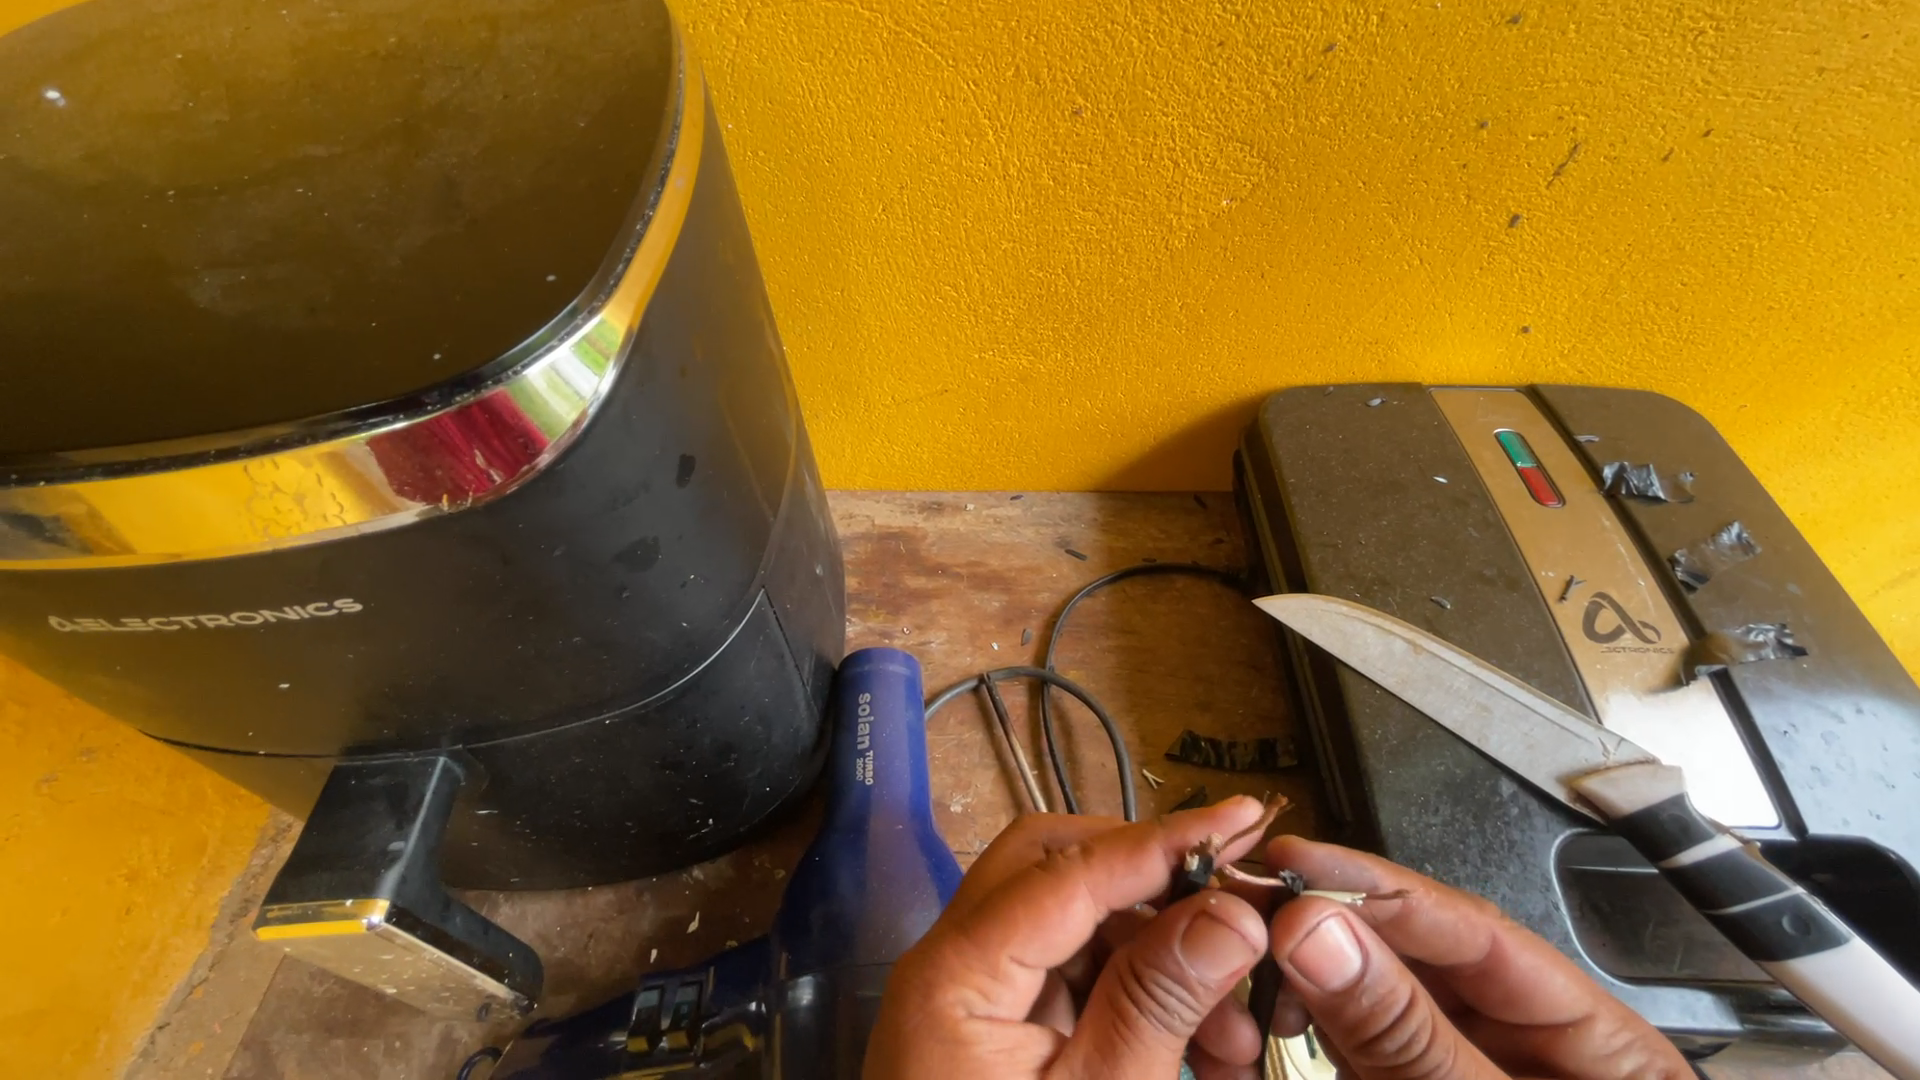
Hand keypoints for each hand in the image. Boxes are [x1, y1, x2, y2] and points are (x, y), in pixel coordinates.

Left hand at [865, 797, 1275, 1079]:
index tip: (1242, 816)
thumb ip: (1157, 1003)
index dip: (1160, 842)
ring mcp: (971, 981)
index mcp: (957, 969)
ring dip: (1151, 940)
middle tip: (1225, 897)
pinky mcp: (993, 1012)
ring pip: (1065, 912)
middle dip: (1142, 871)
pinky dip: (1131, 980)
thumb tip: (1233, 913)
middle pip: (1049, 863)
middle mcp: (954, 953)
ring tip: (1236, 1013)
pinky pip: (1066, 965)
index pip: (1068, 871)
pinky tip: (1196, 1030)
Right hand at [1263, 836, 1693, 1079]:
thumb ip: (1409, 1033)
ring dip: (1302, 964)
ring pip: (1367, 983)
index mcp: (1592, 1041)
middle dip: (1326, 919)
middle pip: (1410, 949)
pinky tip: (1267, 1005)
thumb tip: (1313, 927)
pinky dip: (1302, 1013)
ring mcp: (1453, 1056)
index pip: (1471, 926)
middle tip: (1252, 895)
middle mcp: (1517, 1035)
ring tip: (1249, 952)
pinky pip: (1346, 1029)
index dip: (1374, 881)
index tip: (1293, 858)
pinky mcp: (1401, 1077)